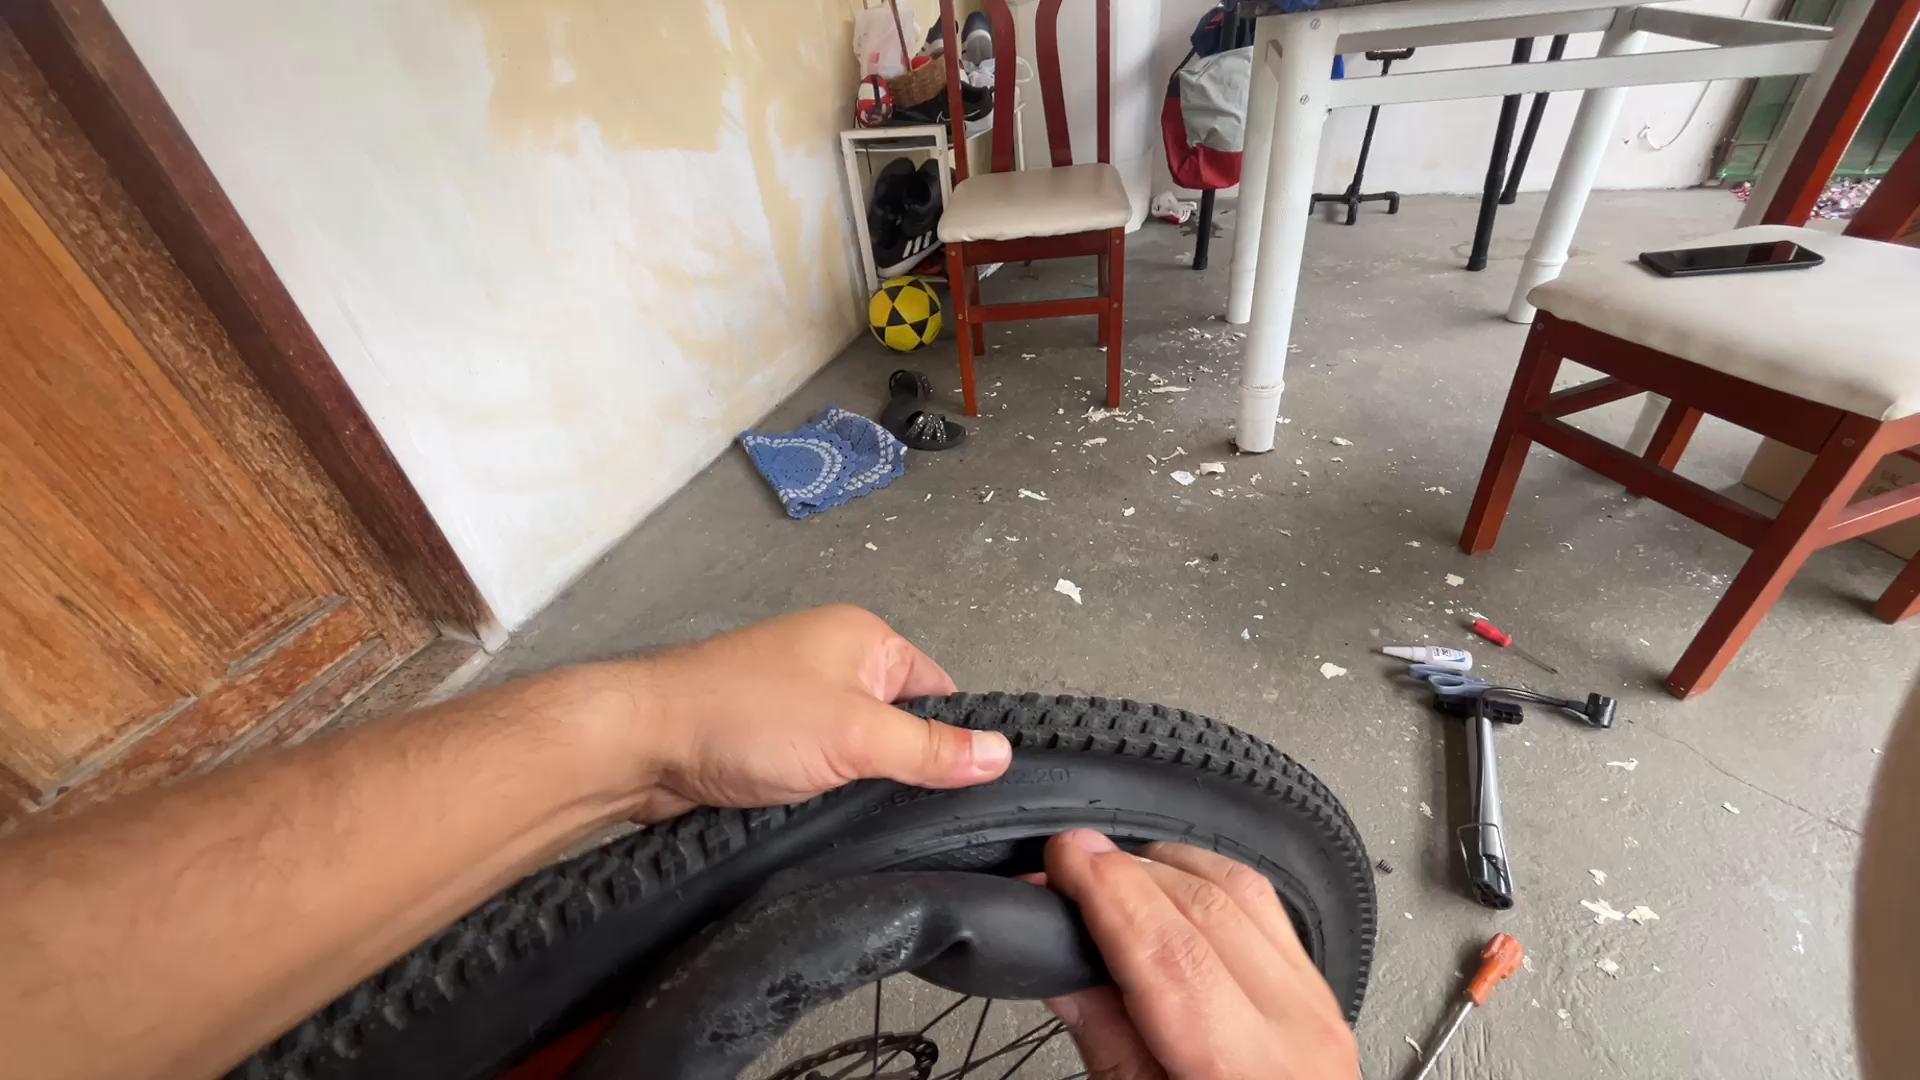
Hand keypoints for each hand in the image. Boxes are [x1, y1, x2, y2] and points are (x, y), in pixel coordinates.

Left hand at [614, 605, 1009, 819]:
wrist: (644, 743)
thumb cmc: (752, 718)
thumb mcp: (856, 735)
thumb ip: (930, 748)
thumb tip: (1002, 752)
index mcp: (867, 637)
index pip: (938, 690)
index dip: (952, 737)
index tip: (960, 788)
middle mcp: (837, 656)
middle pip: (901, 719)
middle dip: (904, 762)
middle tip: (910, 810)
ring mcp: (802, 693)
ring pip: (861, 743)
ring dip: (863, 776)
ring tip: (865, 811)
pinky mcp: (774, 728)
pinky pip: (825, 755)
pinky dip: (831, 782)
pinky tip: (831, 812)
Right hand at [1041, 830, 1356, 1079]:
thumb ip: (1103, 1037)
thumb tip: (1056, 956)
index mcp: (1248, 1076)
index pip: (1170, 953)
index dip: (1108, 890)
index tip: (1064, 858)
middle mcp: (1298, 1034)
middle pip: (1200, 906)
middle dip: (1122, 868)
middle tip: (1068, 861)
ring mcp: (1314, 1002)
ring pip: (1233, 884)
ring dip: (1159, 864)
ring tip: (1108, 872)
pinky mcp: (1312, 983)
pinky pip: (1257, 897)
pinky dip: (1199, 874)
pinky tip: (1164, 882)